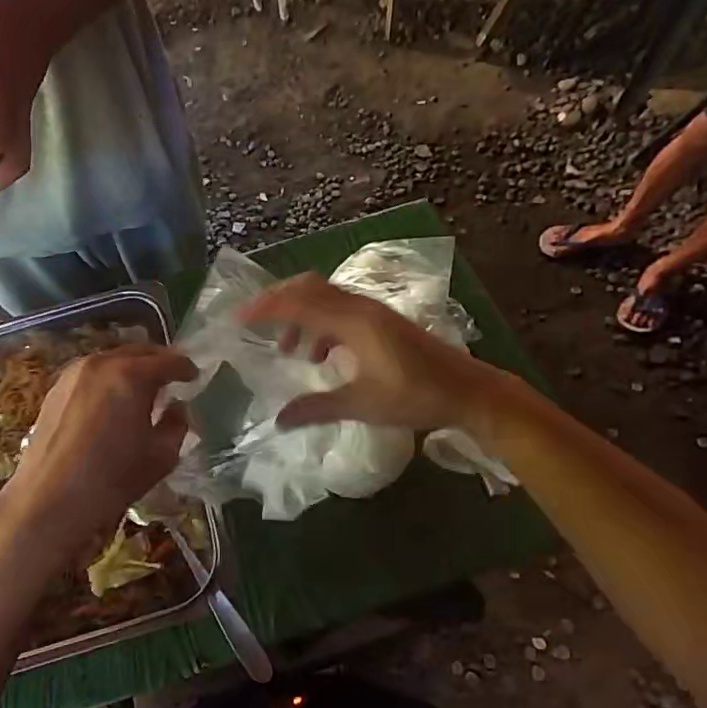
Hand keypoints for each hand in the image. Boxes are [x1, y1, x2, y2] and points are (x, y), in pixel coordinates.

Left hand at [0, 346, 196, 571]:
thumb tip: (178, 407)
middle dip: (158, 362)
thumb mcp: (161, 456)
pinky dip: (108, 378)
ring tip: (142, 389)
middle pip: (139, 352)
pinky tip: (112, 400)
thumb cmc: (112, 479)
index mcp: (132, 375)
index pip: (169, 361)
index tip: (194, 377)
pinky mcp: (56, 389)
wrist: (50, 501)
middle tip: (172, 378)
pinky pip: (92, 373)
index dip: (186, 368)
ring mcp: (75, 374)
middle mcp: (102, 364)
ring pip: (112, 359)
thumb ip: (177, 424)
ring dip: (132, 368)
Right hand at [238, 274, 503, 432]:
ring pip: (325, 298)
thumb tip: (279, 420)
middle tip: (253, 320)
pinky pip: (340, 310)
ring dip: (300, 316)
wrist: (468, 391)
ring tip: (288, 350)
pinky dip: (321, 325)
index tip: (238, 317)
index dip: (266, 307)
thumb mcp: (363, 405)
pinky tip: (321, 356)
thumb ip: (317, 408)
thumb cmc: (416, 397)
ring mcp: (373, 311)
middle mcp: (361, 307)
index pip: (299, 303)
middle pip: (309, 288)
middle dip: (278, 300)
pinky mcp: (382, 321)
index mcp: (353, 322)